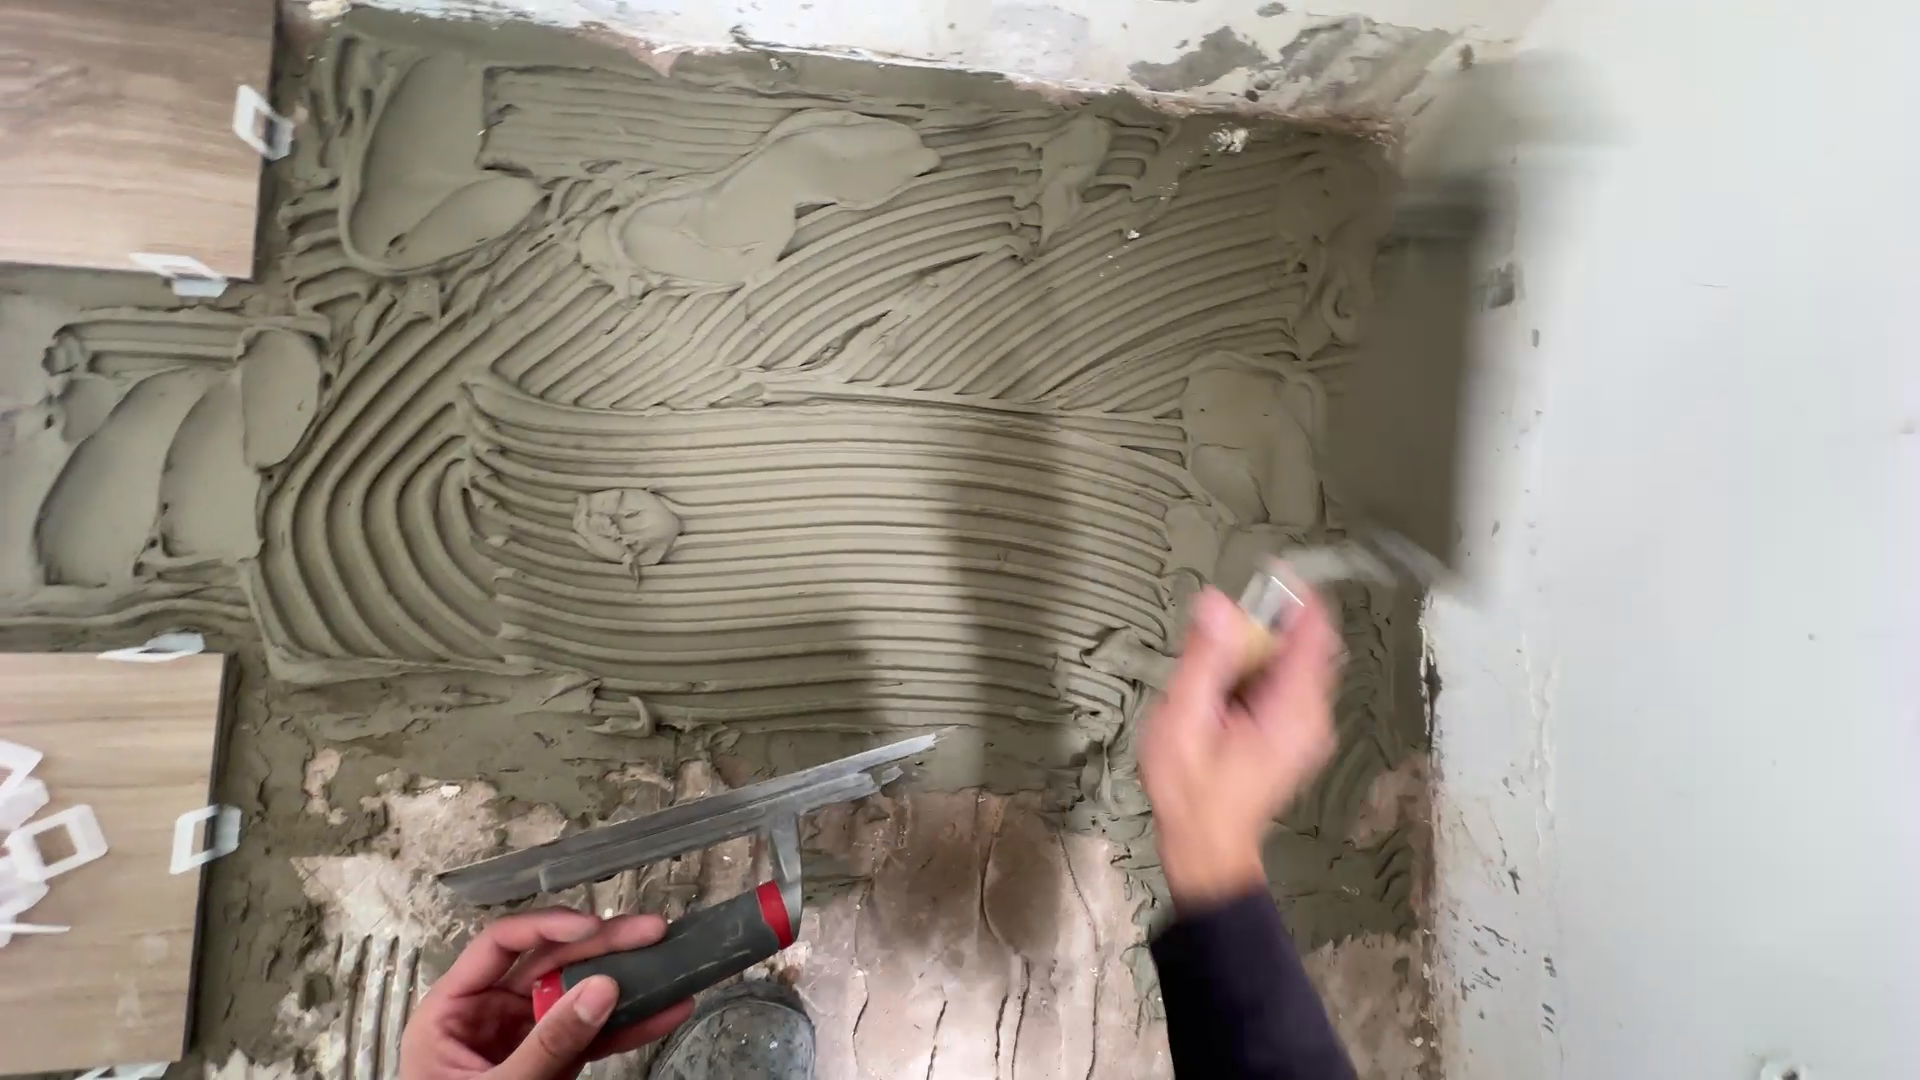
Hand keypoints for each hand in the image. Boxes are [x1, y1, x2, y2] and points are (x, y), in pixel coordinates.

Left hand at [400, 908, 694, 1079]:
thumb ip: (545, 1046)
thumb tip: (604, 988)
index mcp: (453, 1010)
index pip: (501, 944)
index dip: (549, 927)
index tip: (594, 928)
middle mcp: (491, 1010)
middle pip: (554, 959)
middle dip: (607, 946)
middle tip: (653, 932)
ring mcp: (527, 1033)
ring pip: (582, 989)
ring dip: (629, 978)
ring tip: (670, 962)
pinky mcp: (554, 1058)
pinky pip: (595, 1031)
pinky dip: (631, 1023)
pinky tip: (666, 1011)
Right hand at [1139, 582, 1342, 911]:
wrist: (1205, 847)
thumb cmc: (1191, 789)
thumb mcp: (1184, 721)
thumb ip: (1203, 660)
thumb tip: (1216, 603)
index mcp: (1293, 710)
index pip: (1315, 635)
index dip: (1297, 597)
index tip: (1268, 571)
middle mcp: (1311, 714)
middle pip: (1305, 644)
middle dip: (1263, 623)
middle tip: (1214, 629)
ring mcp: (1305, 725)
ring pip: (1291, 661)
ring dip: (1255, 645)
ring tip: (1210, 663)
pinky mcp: (1291, 732)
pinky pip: (1282, 680)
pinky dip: (1255, 665)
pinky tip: (1219, 683)